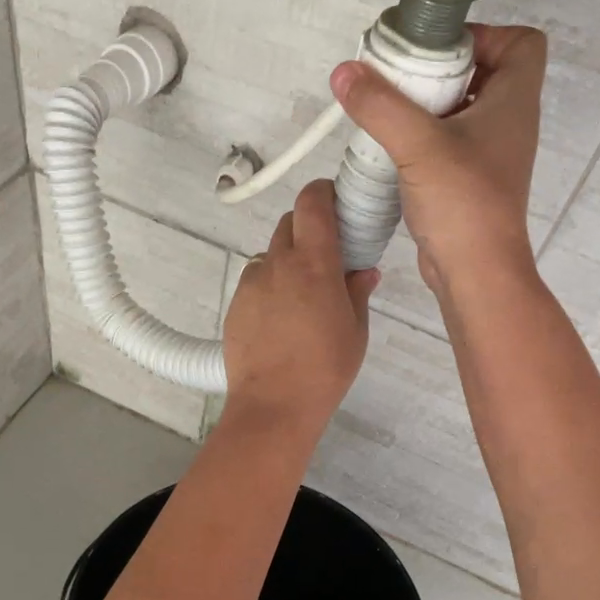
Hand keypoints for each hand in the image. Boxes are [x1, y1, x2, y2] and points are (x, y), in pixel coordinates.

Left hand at [221, 179, 377, 434]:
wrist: (273, 406)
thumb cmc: (324, 370)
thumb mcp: (355, 331)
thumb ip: (357, 292)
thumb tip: (363, 272)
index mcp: (314, 263)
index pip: (312, 202)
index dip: (323, 193)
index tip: (336, 205)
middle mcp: (277, 264)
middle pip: (289, 223)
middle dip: (308, 229)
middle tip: (326, 256)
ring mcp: (251, 284)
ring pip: (270, 254)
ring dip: (287, 260)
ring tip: (301, 295)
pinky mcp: (235, 305)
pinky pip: (255, 281)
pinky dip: (269, 286)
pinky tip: (280, 319)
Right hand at [330, 24, 547, 295]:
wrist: (476, 274)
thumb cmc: (462, 203)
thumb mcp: (417, 145)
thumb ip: (380, 105)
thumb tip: (343, 72)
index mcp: (514, 102)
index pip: (520, 43)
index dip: (485, 35)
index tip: (437, 50)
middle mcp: (509, 124)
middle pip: (485, 74)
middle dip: (441, 71)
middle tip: (401, 79)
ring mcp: (490, 158)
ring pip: (463, 114)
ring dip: (427, 109)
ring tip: (389, 113)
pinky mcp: (470, 186)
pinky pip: (448, 147)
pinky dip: (422, 142)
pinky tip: (392, 152)